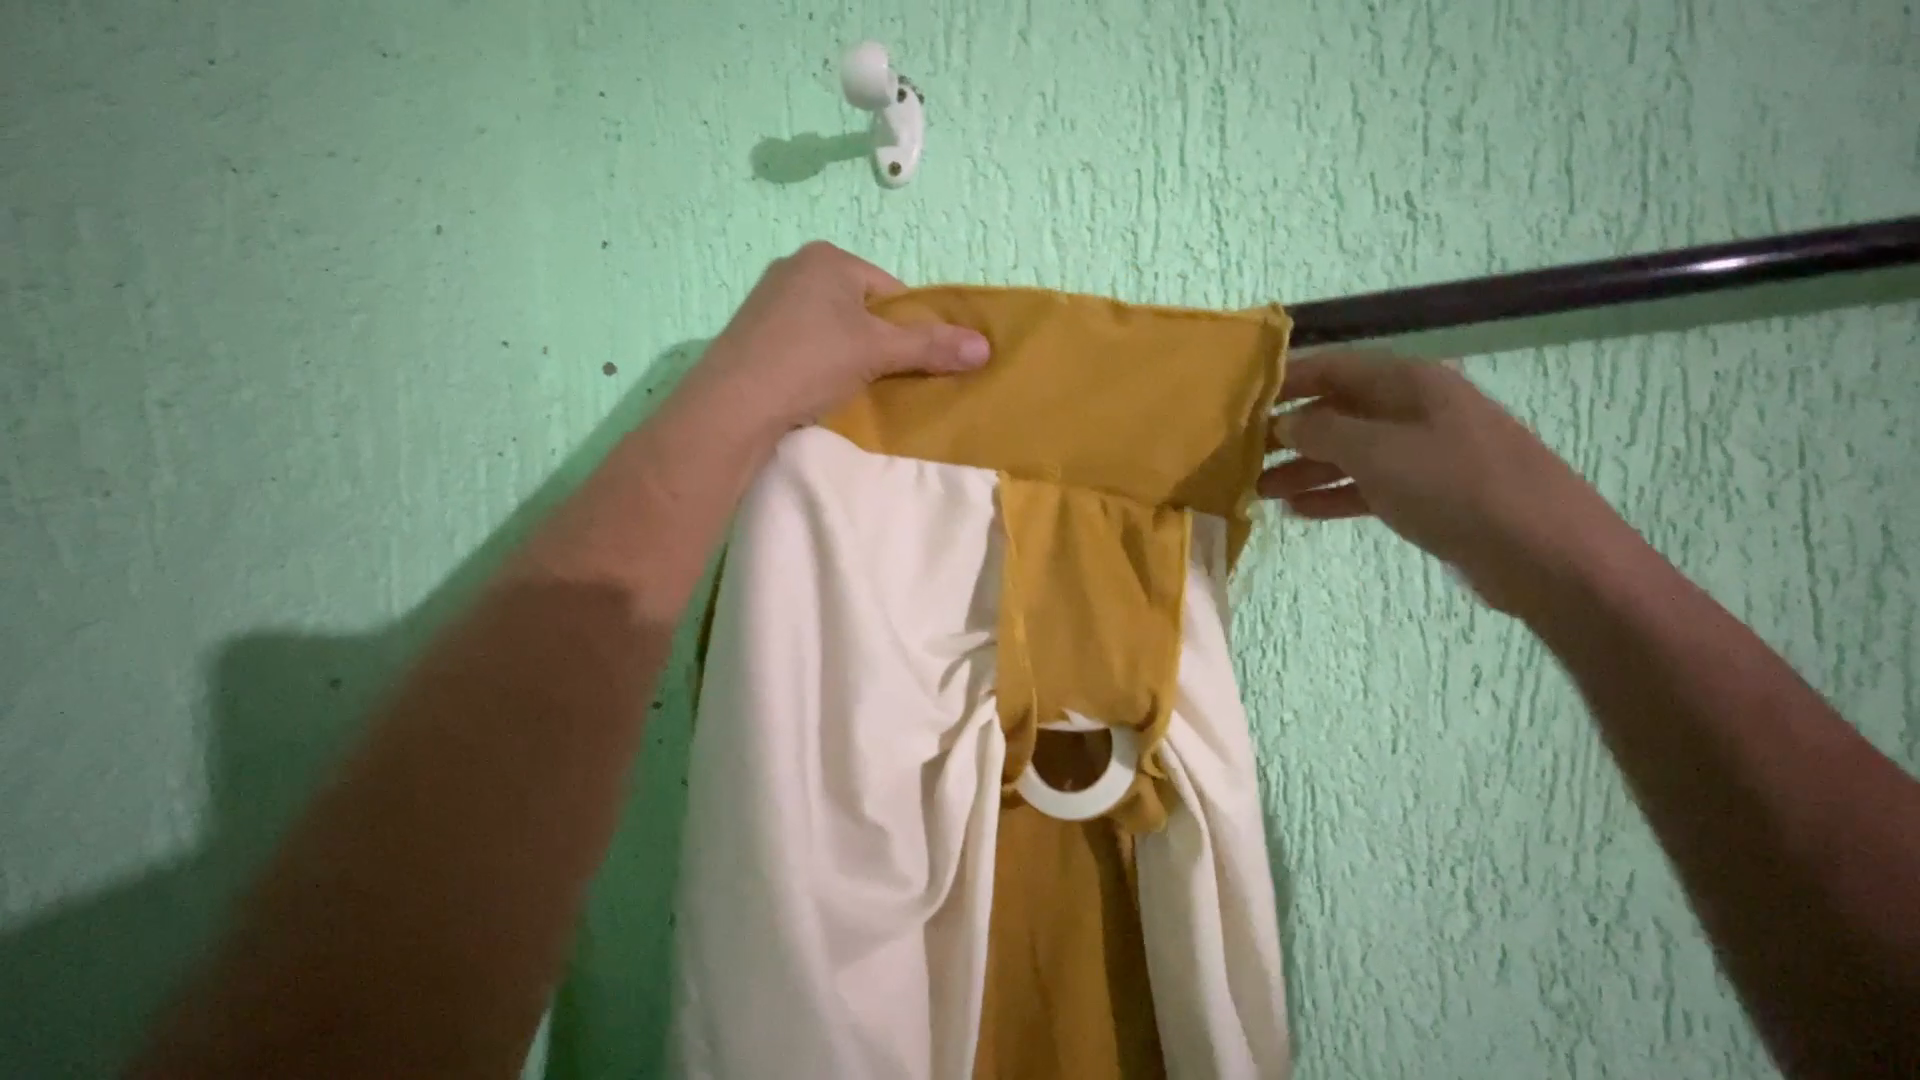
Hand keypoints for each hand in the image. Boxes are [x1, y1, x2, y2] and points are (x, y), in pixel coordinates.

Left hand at [697, 242, 989, 429]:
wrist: (734, 403)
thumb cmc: (811, 361)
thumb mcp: (878, 352)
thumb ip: (931, 346)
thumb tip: (986, 347)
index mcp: (827, 257)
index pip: (890, 290)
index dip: (907, 328)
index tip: (906, 364)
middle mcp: (795, 267)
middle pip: (861, 308)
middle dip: (876, 342)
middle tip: (880, 379)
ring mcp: (769, 299)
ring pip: (831, 327)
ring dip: (847, 355)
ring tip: (846, 387)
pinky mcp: (752, 332)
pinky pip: (803, 342)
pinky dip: (817, 363)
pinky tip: (815, 388)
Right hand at [1259, 351, 1639, 613]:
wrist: (1545, 553)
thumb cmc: (1457, 487)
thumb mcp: (1380, 452)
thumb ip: (1324, 431)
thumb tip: (1285, 421)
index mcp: (1410, 382)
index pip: (1335, 366)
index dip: (1287, 379)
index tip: (1240, 400)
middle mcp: (1416, 409)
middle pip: (1338, 410)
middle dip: (1289, 431)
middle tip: (1240, 454)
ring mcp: (1425, 453)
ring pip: (1350, 452)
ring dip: (1304, 468)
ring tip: (1257, 490)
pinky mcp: (1430, 494)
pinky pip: (1369, 485)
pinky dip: (1335, 495)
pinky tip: (1299, 511)